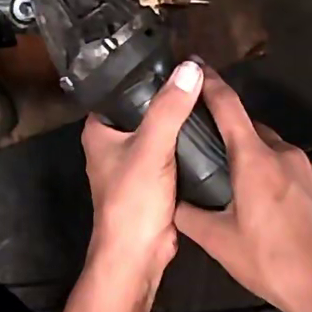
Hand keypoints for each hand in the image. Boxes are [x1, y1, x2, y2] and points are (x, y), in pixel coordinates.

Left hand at [79, 59, 205, 283]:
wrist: (139, 253)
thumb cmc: (133, 199)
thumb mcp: (152, 146)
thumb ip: (170, 108)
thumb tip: (191, 68)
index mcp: (99, 130)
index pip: (120, 89)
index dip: (146, 73)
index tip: (176, 57)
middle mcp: (113, 143)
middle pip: (145, 108)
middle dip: (170, 95)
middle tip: (201, 75)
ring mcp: (135, 162)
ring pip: (161, 130)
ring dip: (181, 119)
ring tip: (210, 96)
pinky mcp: (155, 179)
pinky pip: (173, 151)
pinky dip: (188, 142)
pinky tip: (211, 129)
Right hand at [174, 69, 311, 311]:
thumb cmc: (273, 263)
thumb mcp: (220, 243)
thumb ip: (189, 215)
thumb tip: (168, 201)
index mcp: (256, 160)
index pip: (229, 106)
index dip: (210, 82)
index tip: (195, 65)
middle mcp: (286, 154)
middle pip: (252, 130)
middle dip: (230, 135)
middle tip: (208, 153)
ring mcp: (311, 169)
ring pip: (275, 151)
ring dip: (256, 159)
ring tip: (240, 188)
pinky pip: (295, 170)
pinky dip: (278, 176)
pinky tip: (273, 207)